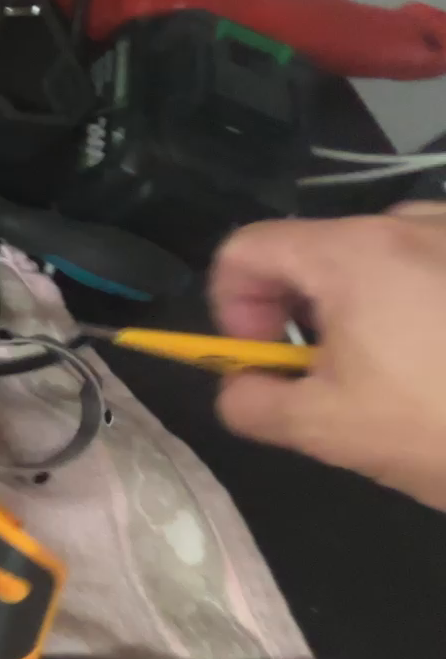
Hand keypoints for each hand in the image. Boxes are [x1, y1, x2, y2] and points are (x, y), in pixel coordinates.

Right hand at [210, 202, 445, 508]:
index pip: (246, 249)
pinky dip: (436, 302)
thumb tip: (243, 384)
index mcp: (356, 255)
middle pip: (319, 249)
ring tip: (407, 361)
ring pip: (393, 254)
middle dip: (304, 306)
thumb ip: (247, 400)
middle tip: (332, 365)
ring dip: (372, 301)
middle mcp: (426, 229)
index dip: (231, 300)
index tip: (262, 350)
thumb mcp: (322, 429)